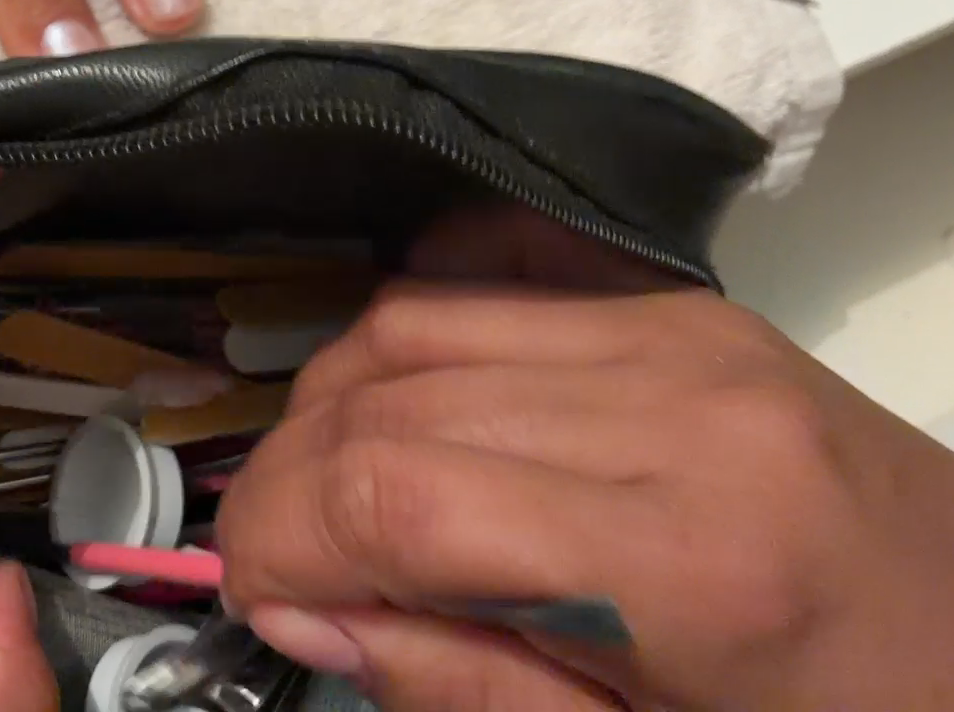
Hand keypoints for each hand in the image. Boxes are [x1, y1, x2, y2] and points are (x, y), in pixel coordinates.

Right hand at [216, 207, 953, 711]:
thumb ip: (450, 687)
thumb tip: (295, 608)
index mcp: (698, 561)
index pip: (398, 497)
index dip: (283, 536)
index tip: (255, 591)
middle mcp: (671, 399)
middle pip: (385, 406)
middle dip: (286, 483)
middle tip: (273, 553)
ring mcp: (665, 324)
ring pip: (401, 329)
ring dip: (322, 408)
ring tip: (322, 483)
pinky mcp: (655, 297)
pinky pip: (461, 282)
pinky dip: (385, 342)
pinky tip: (383, 404)